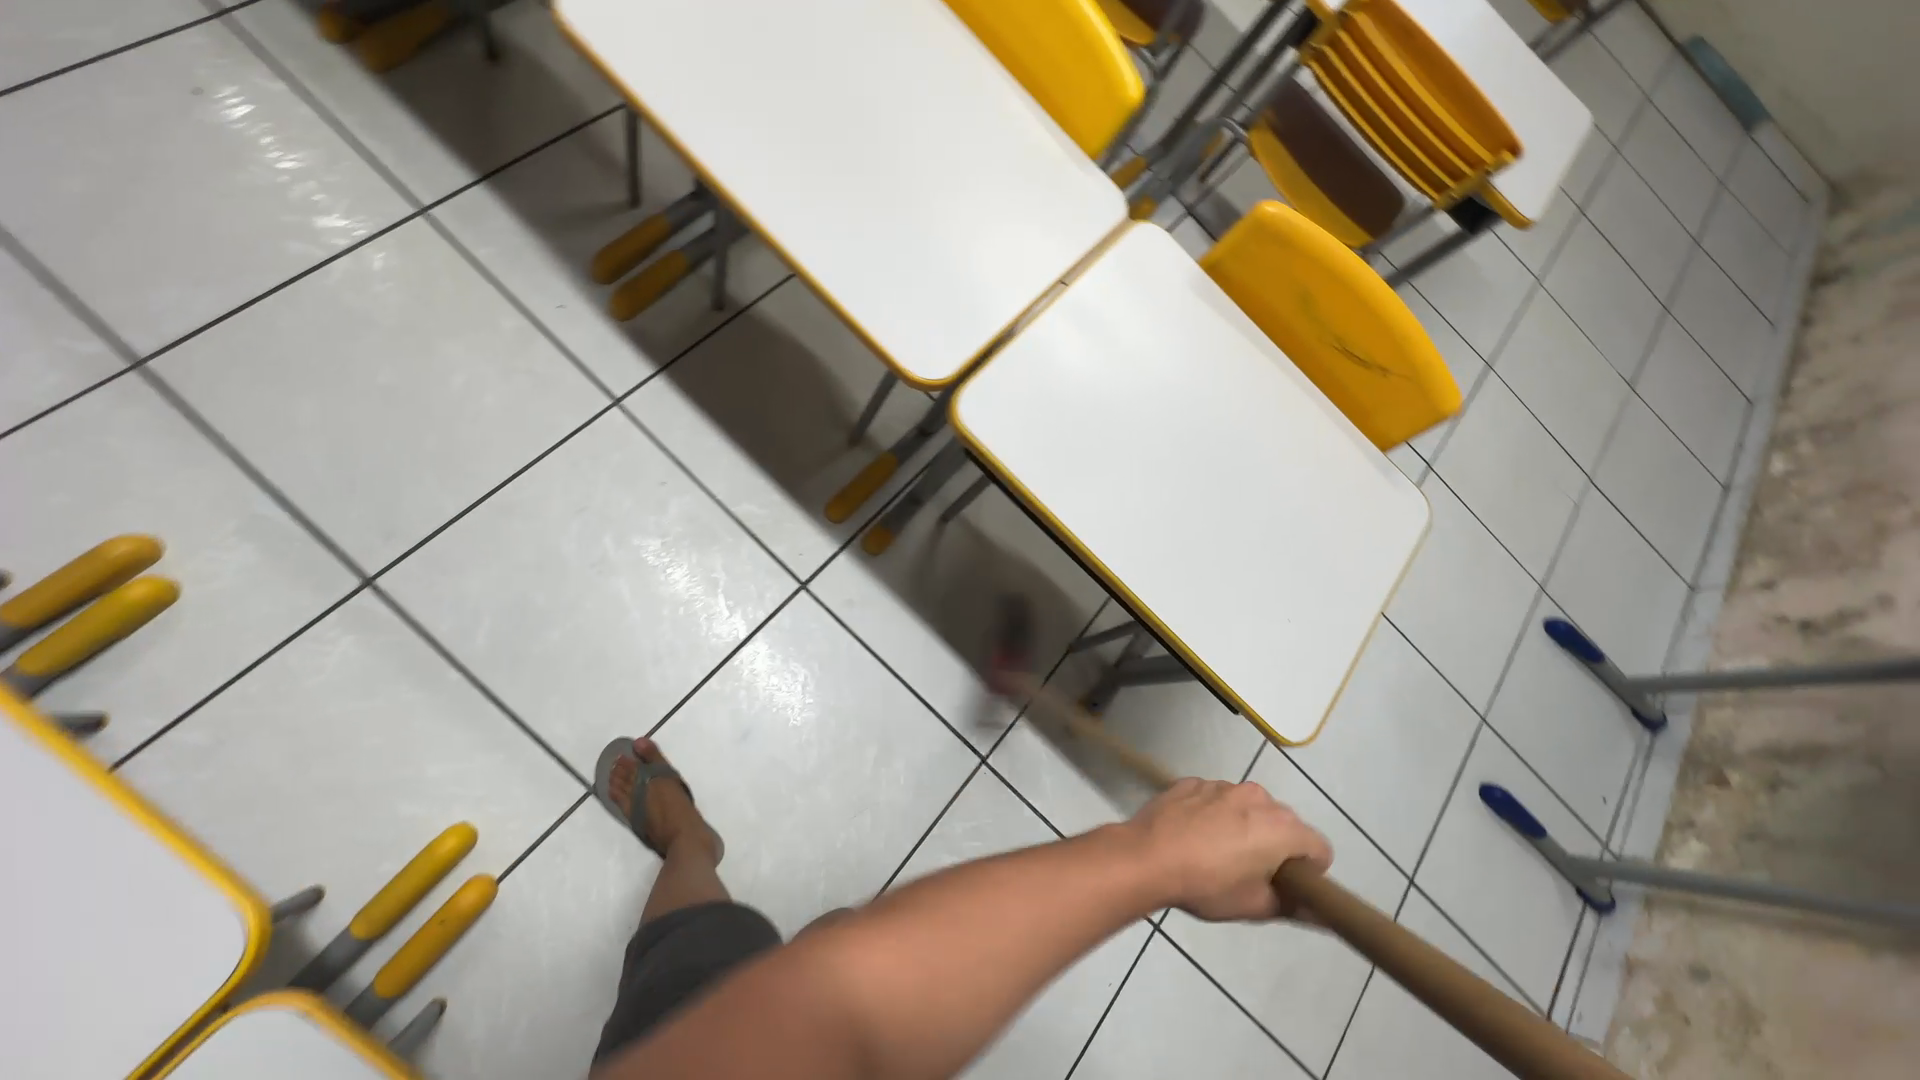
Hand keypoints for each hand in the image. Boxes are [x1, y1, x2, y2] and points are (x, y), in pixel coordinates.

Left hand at [1126, 778, 1331, 920]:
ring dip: (1243, 826)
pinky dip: (1213, 813)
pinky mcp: (1192, 782)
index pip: (1319, 847)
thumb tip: (1325, 916)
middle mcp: (1258, 797)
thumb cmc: (1207, 885)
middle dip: (1276, 846)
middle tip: (1250, 872)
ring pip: (1248, 807)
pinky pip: (1215, 798)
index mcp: (1281, 827)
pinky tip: (1192, 835)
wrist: (1146, 857)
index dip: (1310, 871)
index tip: (1286, 885)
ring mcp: (1222, 785)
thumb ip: (1297, 908)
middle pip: (1284, 823)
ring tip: (1215, 853)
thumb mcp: (1255, 906)